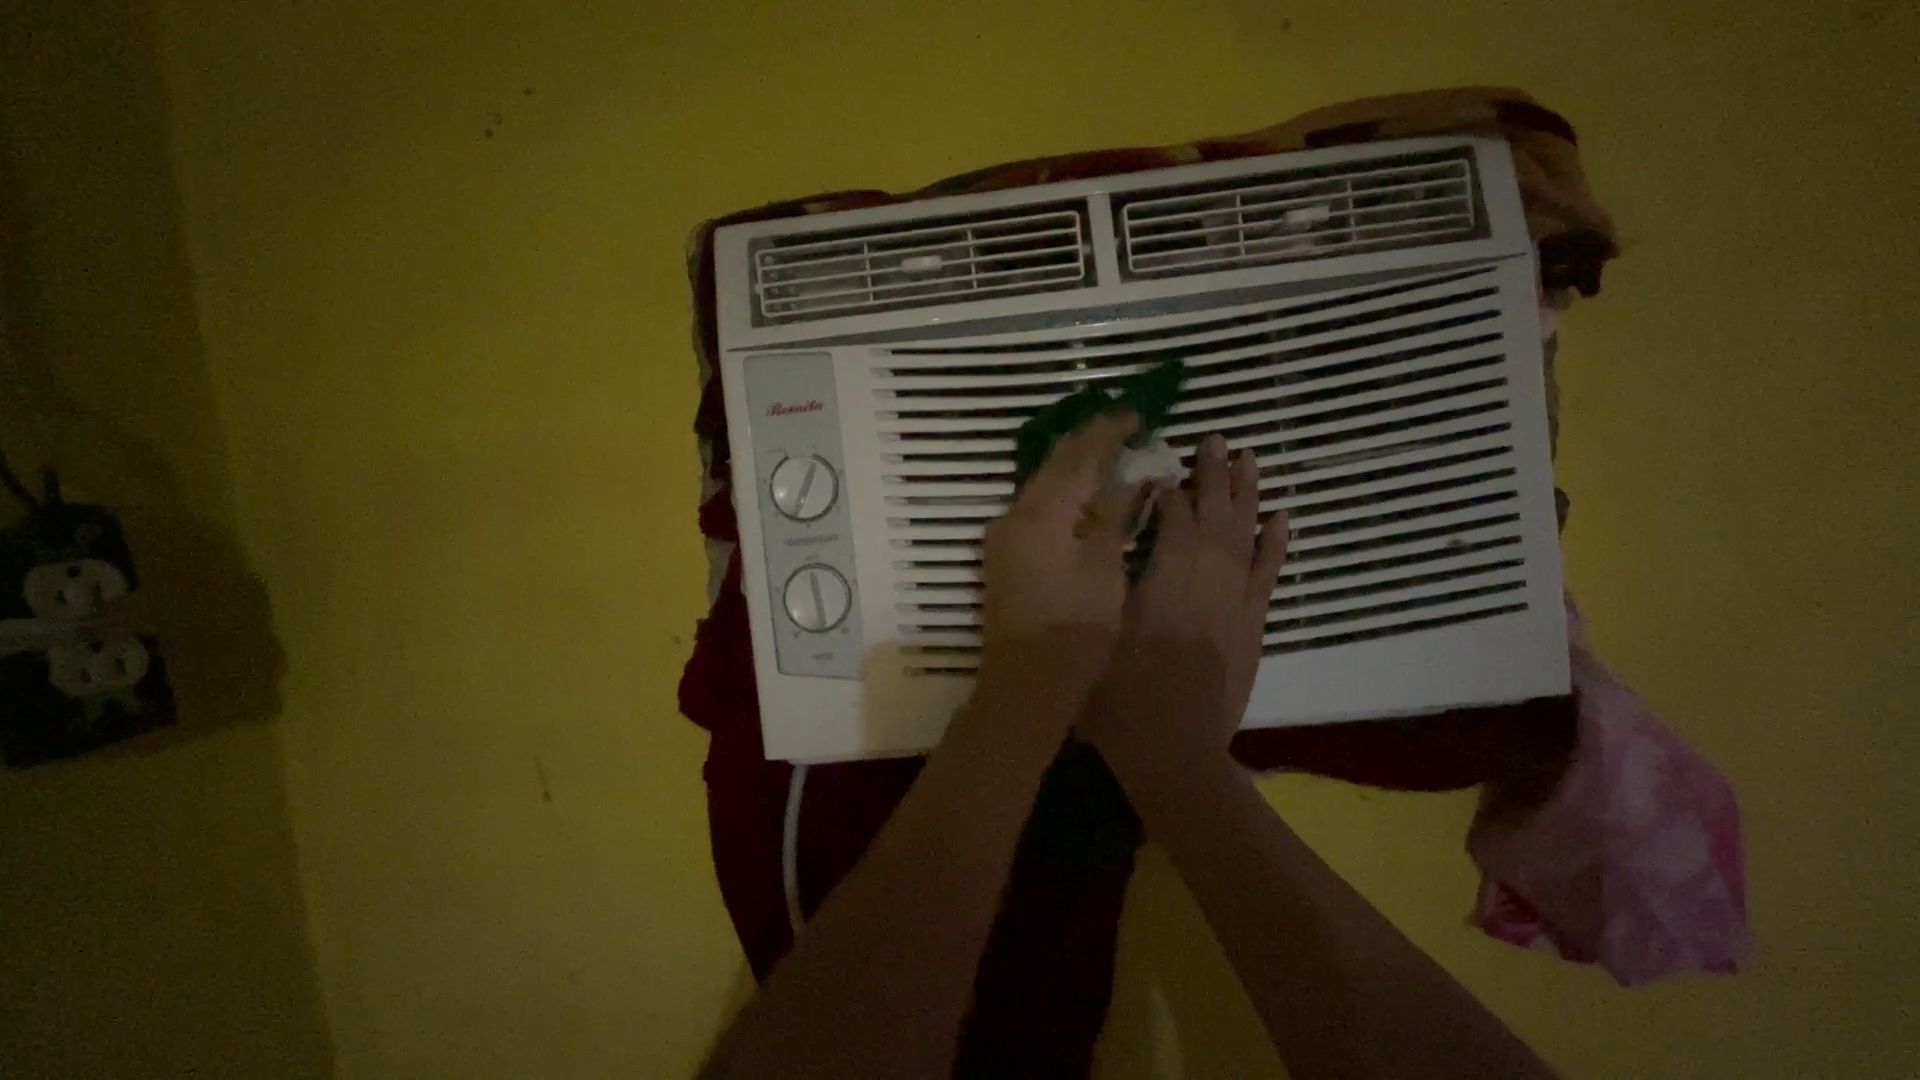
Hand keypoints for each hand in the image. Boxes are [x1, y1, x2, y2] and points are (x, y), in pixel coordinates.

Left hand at [973, 411, 1141, 718]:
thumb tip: (1135, 476)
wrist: (1026, 683)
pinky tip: (1087, 496)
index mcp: (1041, 513)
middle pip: (1054, 464)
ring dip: (1075, 469)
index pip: (1079, 454)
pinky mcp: (1003, 555)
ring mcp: (1003, 536)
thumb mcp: (1106, 568)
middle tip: (1127, 428)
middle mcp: (1013, 515)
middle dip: (1090, 442)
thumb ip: (1116, 515)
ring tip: (1113, 456)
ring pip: (1043, 486)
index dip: (1110, 429)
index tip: (1139, 412)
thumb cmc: (1076, 628)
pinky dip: (1063, 496)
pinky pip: (1035, 509)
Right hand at [1078, 434, 1289, 779]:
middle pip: (1214, 516)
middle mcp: (1205, 581)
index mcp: (1163, 581)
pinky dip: (1275, 543)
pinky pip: (1267, 574)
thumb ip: (1107, 584)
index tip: (1164, 466)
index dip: (1169, 490)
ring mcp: (1234, 603)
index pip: (1173, 519)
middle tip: (1215, 438)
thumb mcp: (1096, 636)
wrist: (1174, 752)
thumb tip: (1112, 542)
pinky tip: (1281, 517)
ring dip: (1247, 495)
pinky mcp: (1252, 625)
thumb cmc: (1120, 700)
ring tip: (1249, 458)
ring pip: (1245, 535)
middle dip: (1214, 475)